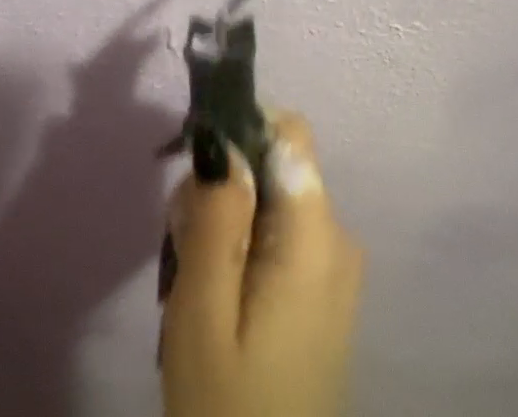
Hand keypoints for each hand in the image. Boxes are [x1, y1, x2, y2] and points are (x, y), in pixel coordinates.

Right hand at [161, 111, 363, 416]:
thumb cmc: (228, 401)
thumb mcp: (203, 311)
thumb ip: (216, 219)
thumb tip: (224, 139)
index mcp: (315, 236)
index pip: (289, 133)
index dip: (238, 127)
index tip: (192, 161)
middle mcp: (337, 239)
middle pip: (275, 167)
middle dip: (221, 185)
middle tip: (180, 240)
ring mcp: (334, 268)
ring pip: (271, 202)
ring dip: (224, 220)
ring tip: (191, 278)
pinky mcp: (322, 291)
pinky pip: (280, 237)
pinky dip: (241, 245)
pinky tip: (214, 293)